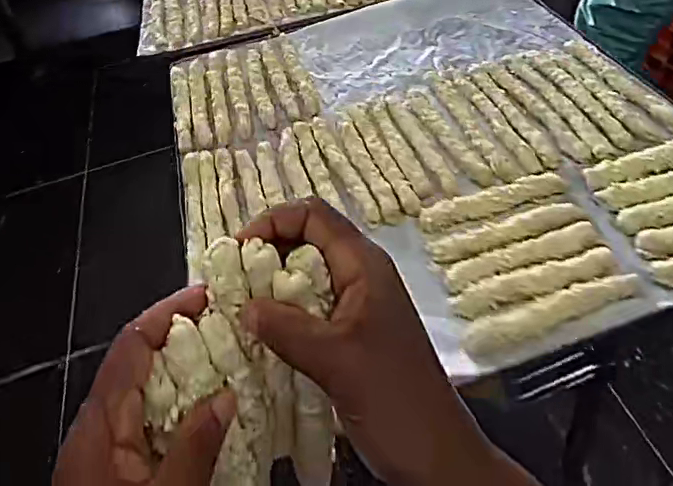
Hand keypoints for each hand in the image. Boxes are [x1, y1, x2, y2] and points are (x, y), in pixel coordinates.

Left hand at [53, 285, 236, 485]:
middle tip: (226, 327)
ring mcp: (98, 451)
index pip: (132, 342)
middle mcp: (93, 428)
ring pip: (142, 393)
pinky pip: (142, 422)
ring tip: (224, 364)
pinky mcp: (107, 472)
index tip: (206, 295)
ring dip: (182, 375)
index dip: (169, 311)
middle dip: (182, 339)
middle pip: (137, 362)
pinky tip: (203, 415)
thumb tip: (226, 397)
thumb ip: (194, 447)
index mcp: (97, 423)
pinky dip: (174, 407)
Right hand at [236, 200, 537, 485]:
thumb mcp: (336, 361)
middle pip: (309, 237)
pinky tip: (265, 331)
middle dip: (269, 249)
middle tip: (234, 278)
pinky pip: (313, 301)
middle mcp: (362, 272)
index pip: (313, 215)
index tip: (239, 248)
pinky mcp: (354, 328)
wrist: (439, 457)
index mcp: (364, 264)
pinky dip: (286, 307)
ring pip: (309, 270)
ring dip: (274, 280)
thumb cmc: (396, 401)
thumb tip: (243, 306)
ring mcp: (360, 300)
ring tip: (242, 303)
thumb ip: (287, 329)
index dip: (273, 220)